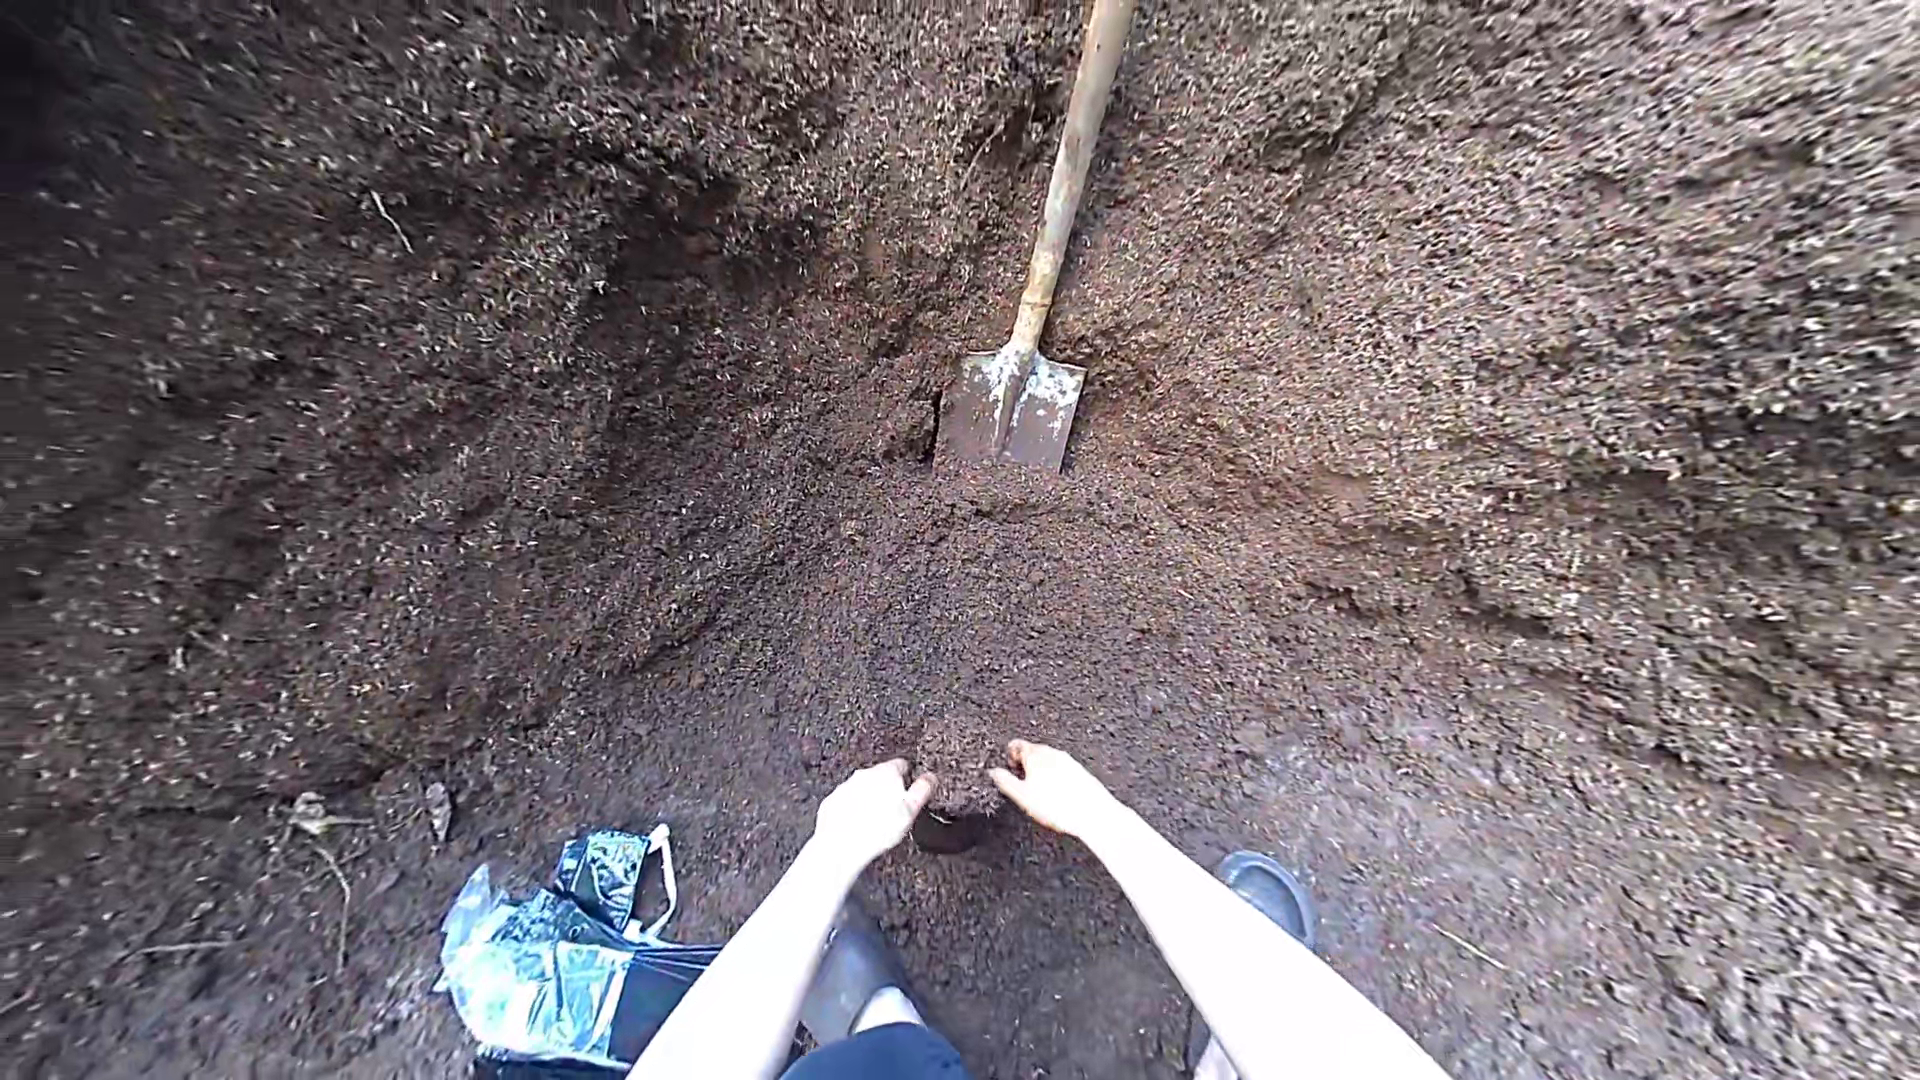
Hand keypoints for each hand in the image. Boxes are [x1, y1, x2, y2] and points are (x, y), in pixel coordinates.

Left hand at [811, 759, 936, 871]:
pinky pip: (845, 802)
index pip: (902, 764)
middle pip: (881, 776)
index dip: (908, 777)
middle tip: (893, 811)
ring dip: (869, 799)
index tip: (909, 789)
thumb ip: (922, 790)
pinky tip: (857, 825)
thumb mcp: (910, 811)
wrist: (841, 846)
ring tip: (875, 822)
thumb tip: (931, 777)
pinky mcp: (832, 801)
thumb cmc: (877, 830)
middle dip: (887, 789)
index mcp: (886, 772)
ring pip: (862, 789)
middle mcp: (864, 774)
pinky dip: (851, 810)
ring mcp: (846, 787)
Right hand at [989, 740, 1126, 841]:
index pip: (1017, 745)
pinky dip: (1055, 777)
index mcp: (1035, 754)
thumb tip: (993, 772)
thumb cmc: (1058, 806)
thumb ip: (1005, 781)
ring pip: (1048, 760)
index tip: (1009, 766)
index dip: (1009, 755)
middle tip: (1021, 780)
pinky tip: (1057, 794)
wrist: (1093, 814)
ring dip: (1041, 769)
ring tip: (1039, 790)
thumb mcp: (1022, 796)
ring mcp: (1068, 761)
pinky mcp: (1080, 771)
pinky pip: (1062, 769)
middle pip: (1033, 751)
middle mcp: (1052, 753)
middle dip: (1025, 762)